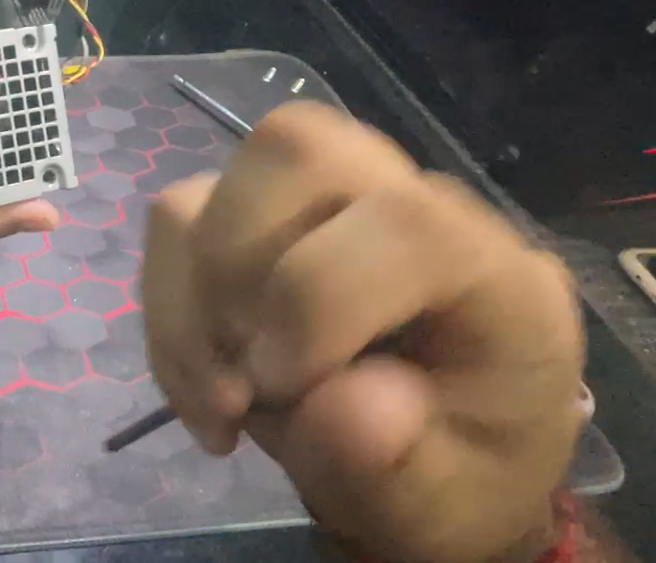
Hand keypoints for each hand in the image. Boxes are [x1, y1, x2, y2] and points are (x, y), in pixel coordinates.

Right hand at [141, 102, 583, 562]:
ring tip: (218, 394)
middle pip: (294, 150)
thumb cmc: (445, 477)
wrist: (408, 459)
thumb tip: (346, 403)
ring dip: (187, 298)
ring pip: (207, 186)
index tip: (275, 384)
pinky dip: (165, 303)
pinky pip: (172, 223)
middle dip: (235, 268)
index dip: (317, 295)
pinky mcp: (242, 210)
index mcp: (490, 270)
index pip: (403, 220)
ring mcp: (308, 204)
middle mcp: (399, 201)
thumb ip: (399, 463)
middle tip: (242, 374)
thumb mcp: (442, 505)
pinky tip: (196, 372)